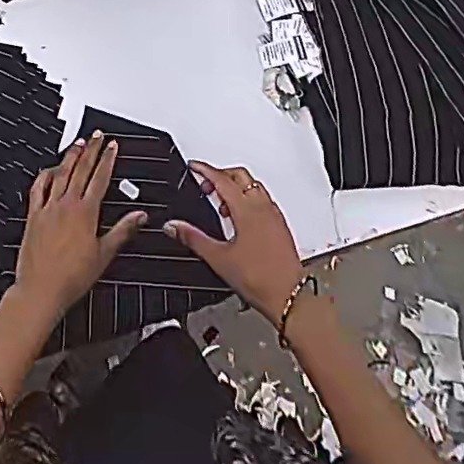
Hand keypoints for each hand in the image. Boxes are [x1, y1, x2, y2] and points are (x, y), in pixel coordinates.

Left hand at [13, 132, 145, 324]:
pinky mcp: (33, 216)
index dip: (108, 159)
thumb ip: (123, 230)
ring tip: (78, 143)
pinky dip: (45, 175)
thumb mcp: (104, 254)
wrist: (40, 290)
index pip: (100, 177)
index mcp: (85, 213)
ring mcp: (47, 208)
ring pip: (60, 174)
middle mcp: (65, 206)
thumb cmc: (71, 277)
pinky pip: (38, 188)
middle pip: (80, 169)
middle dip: (91, 150)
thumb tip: (139, 216)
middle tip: (97, 135)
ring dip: (70, 156)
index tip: (112, 146)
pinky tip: (49, 169)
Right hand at [166, 163, 305, 317]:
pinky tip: (240, 218)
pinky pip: (263, 200)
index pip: (222, 179)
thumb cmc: (260, 279)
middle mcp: (263, 207)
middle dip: (220, 175)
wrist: (289, 297)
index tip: (194, 166)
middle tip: (204, 184)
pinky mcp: (280, 226)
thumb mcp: (217, 257)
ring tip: (220, 202)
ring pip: (253, 186)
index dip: (205, 170)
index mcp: (246, 210)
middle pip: (240, 176)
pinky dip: (248, 199)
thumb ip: (192, 238)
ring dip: (235, 187)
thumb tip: (174, 226)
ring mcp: (274, 216)